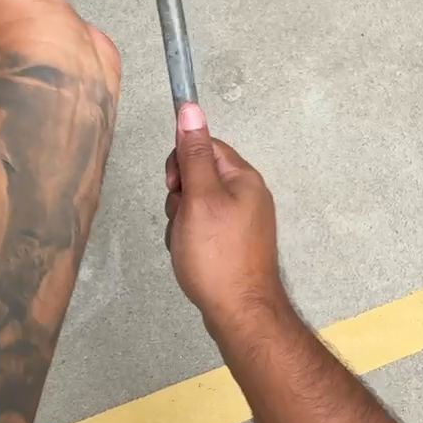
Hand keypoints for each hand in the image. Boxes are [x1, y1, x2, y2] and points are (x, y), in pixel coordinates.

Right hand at [164, 104, 285, 326]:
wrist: (241, 313)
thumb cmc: (217, 255)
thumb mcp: (199, 198)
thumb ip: (193, 154)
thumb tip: (190, 108)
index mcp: (244, 178)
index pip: (206, 147)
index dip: (182, 162)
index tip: (173, 187)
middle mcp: (248, 195)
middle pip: (200, 176)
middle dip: (180, 197)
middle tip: (182, 219)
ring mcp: (243, 222)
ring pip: (197, 205)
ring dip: (182, 221)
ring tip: (187, 244)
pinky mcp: (235, 244)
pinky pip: (204, 228)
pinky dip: (191, 239)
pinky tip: (191, 257)